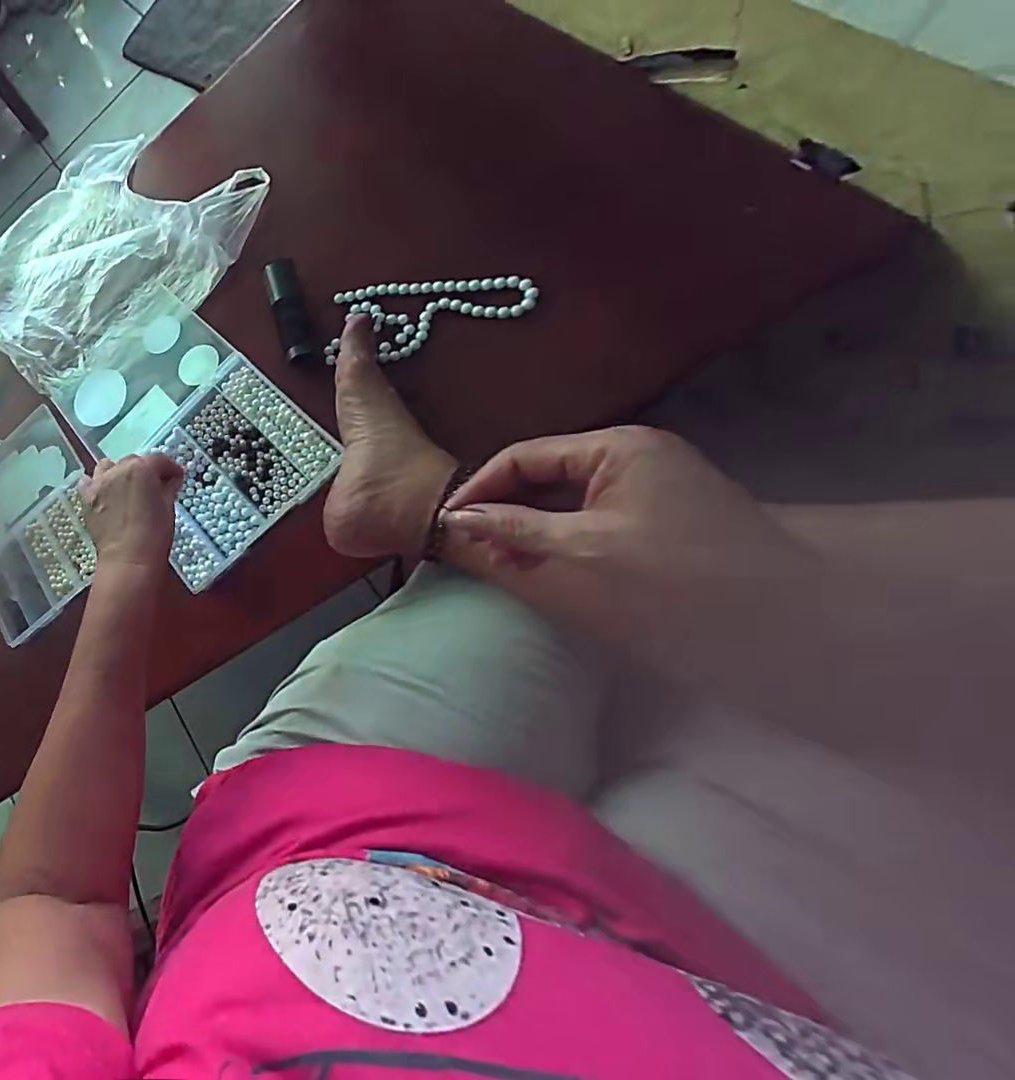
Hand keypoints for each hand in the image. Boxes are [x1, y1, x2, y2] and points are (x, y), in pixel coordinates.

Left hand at [81, 453, 183, 573]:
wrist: (128, 558)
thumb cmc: (154, 534)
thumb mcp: (168, 508)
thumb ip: (168, 489)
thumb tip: (171, 480)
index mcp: (142, 468)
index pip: (159, 460)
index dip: (170, 469)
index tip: (176, 478)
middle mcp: (118, 469)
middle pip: (134, 461)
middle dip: (146, 470)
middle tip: (154, 487)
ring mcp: (99, 483)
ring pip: (109, 467)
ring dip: (120, 472)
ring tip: (127, 487)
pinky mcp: (87, 498)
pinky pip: (89, 482)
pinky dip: (97, 483)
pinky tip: (104, 493)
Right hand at [438, 426, 815, 655]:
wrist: (793, 630)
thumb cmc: (673, 583)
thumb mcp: (574, 555)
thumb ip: (508, 532)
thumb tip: (451, 520)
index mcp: (615, 449)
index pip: (522, 457)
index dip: (477, 490)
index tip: (445, 525)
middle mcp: (632, 458)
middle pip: (540, 477)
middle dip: (500, 512)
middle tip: (467, 548)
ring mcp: (648, 489)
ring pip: (561, 502)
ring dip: (525, 530)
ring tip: (496, 562)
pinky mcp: (657, 521)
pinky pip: (585, 522)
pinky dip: (555, 541)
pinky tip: (536, 567)